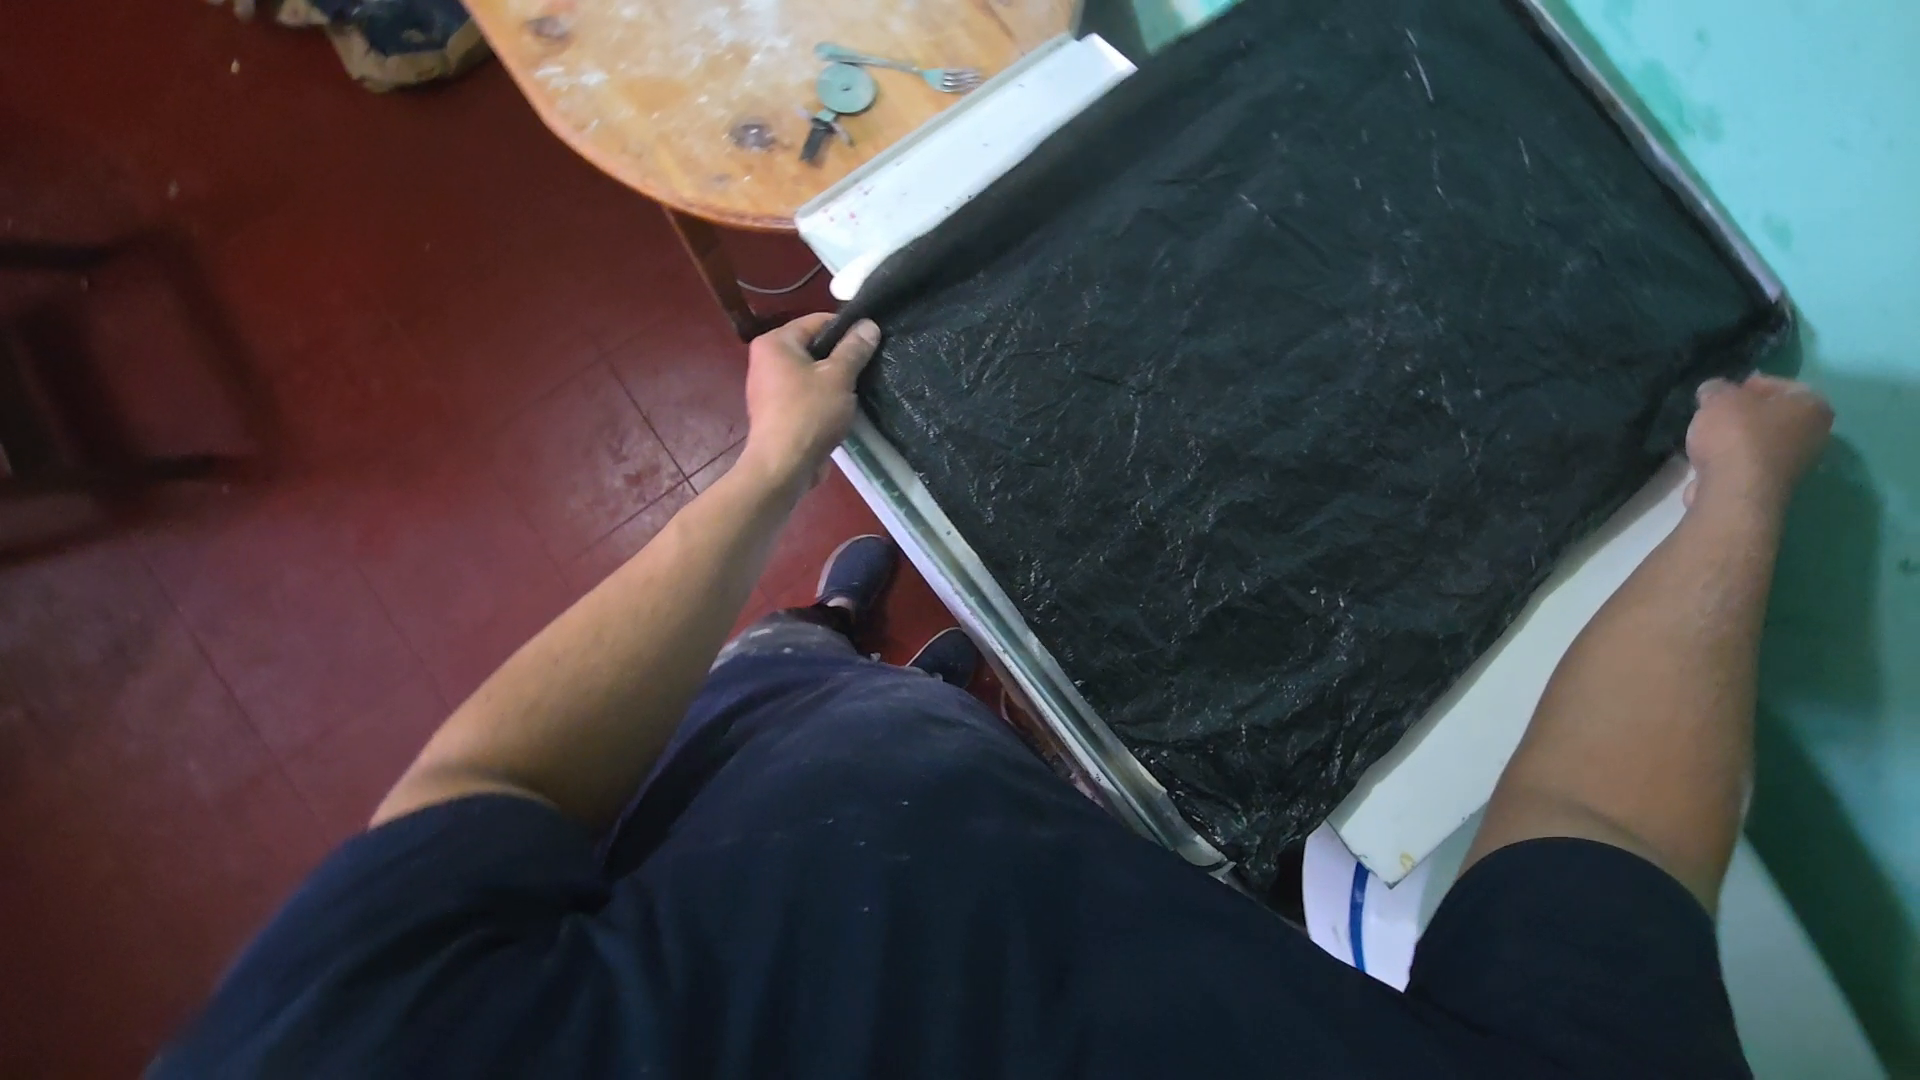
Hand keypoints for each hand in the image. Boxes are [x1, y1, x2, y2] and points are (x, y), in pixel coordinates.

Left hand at [739, 314, 881, 489]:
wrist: (784, 467)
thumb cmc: (809, 414)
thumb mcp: (839, 377)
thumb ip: (855, 348)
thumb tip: (869, 325)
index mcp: (775, 343)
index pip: (817, 321)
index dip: (847, 329)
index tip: (871, 342)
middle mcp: (767, 361)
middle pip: (814, 348)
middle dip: (842, 358)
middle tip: (869, 367)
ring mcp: (770, 389)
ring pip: (812, 374)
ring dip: (835, 381)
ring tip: (860, 389)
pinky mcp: (779, 413)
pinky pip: (807, 396)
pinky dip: (825, 400)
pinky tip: (844, 410)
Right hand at [1683, 374, 1832, 511]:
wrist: (1734, 491)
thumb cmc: (1735, 436)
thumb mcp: (1718, 399)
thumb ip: (1716, 389)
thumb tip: (1713, 389)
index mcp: (1812, 406)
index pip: (1782, 385)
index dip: (1748, 384)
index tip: (1720, 391)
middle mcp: (1814, 432)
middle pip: (1773, 414)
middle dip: (1742, 413)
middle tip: (1711, 413)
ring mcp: (1795, 461)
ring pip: (1761, 439)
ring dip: (1734, 437)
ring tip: (1704, 437)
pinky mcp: (1772, 482)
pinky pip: (1749, 461)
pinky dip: (1730, 458)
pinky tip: (1708, 459)